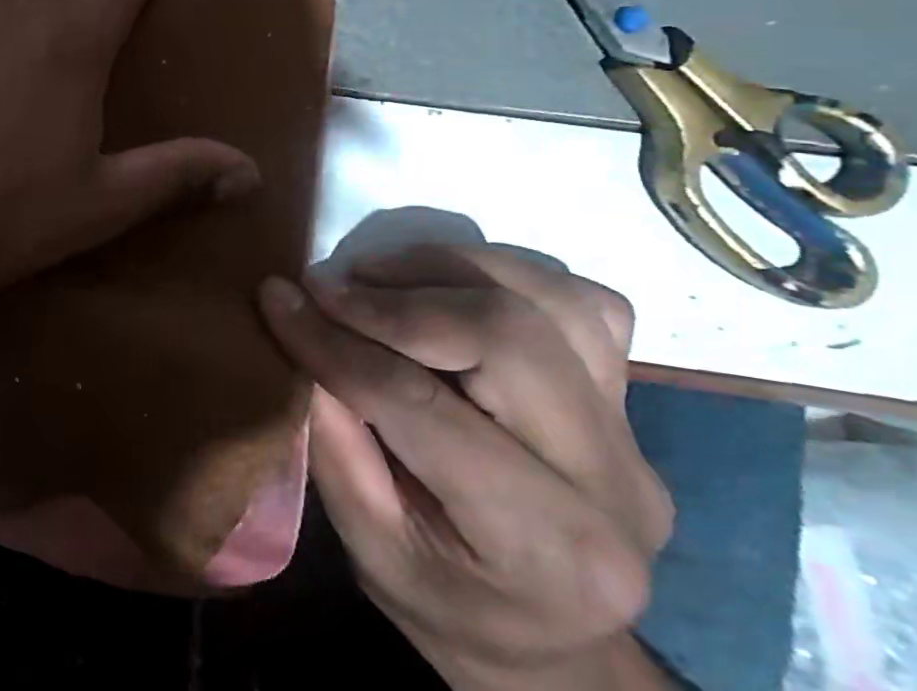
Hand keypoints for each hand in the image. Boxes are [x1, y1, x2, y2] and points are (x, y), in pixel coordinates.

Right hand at [258, 246, 673, 689]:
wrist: (554, 647)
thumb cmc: (450, 613)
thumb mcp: (372, 555)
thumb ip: (337, 448)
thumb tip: (302, 340)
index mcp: (548, 549)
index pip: (424, 407)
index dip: (340, 345)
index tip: (280, 299)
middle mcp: (614, 480)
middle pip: (507, 334)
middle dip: (399, 299)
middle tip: (328, 287)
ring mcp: (636, 429)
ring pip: (550, 296)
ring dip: (448, 268)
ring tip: (375, 274)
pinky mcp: (633, 396)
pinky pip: (583, 301)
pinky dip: (508, 275)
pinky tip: (450, 287)